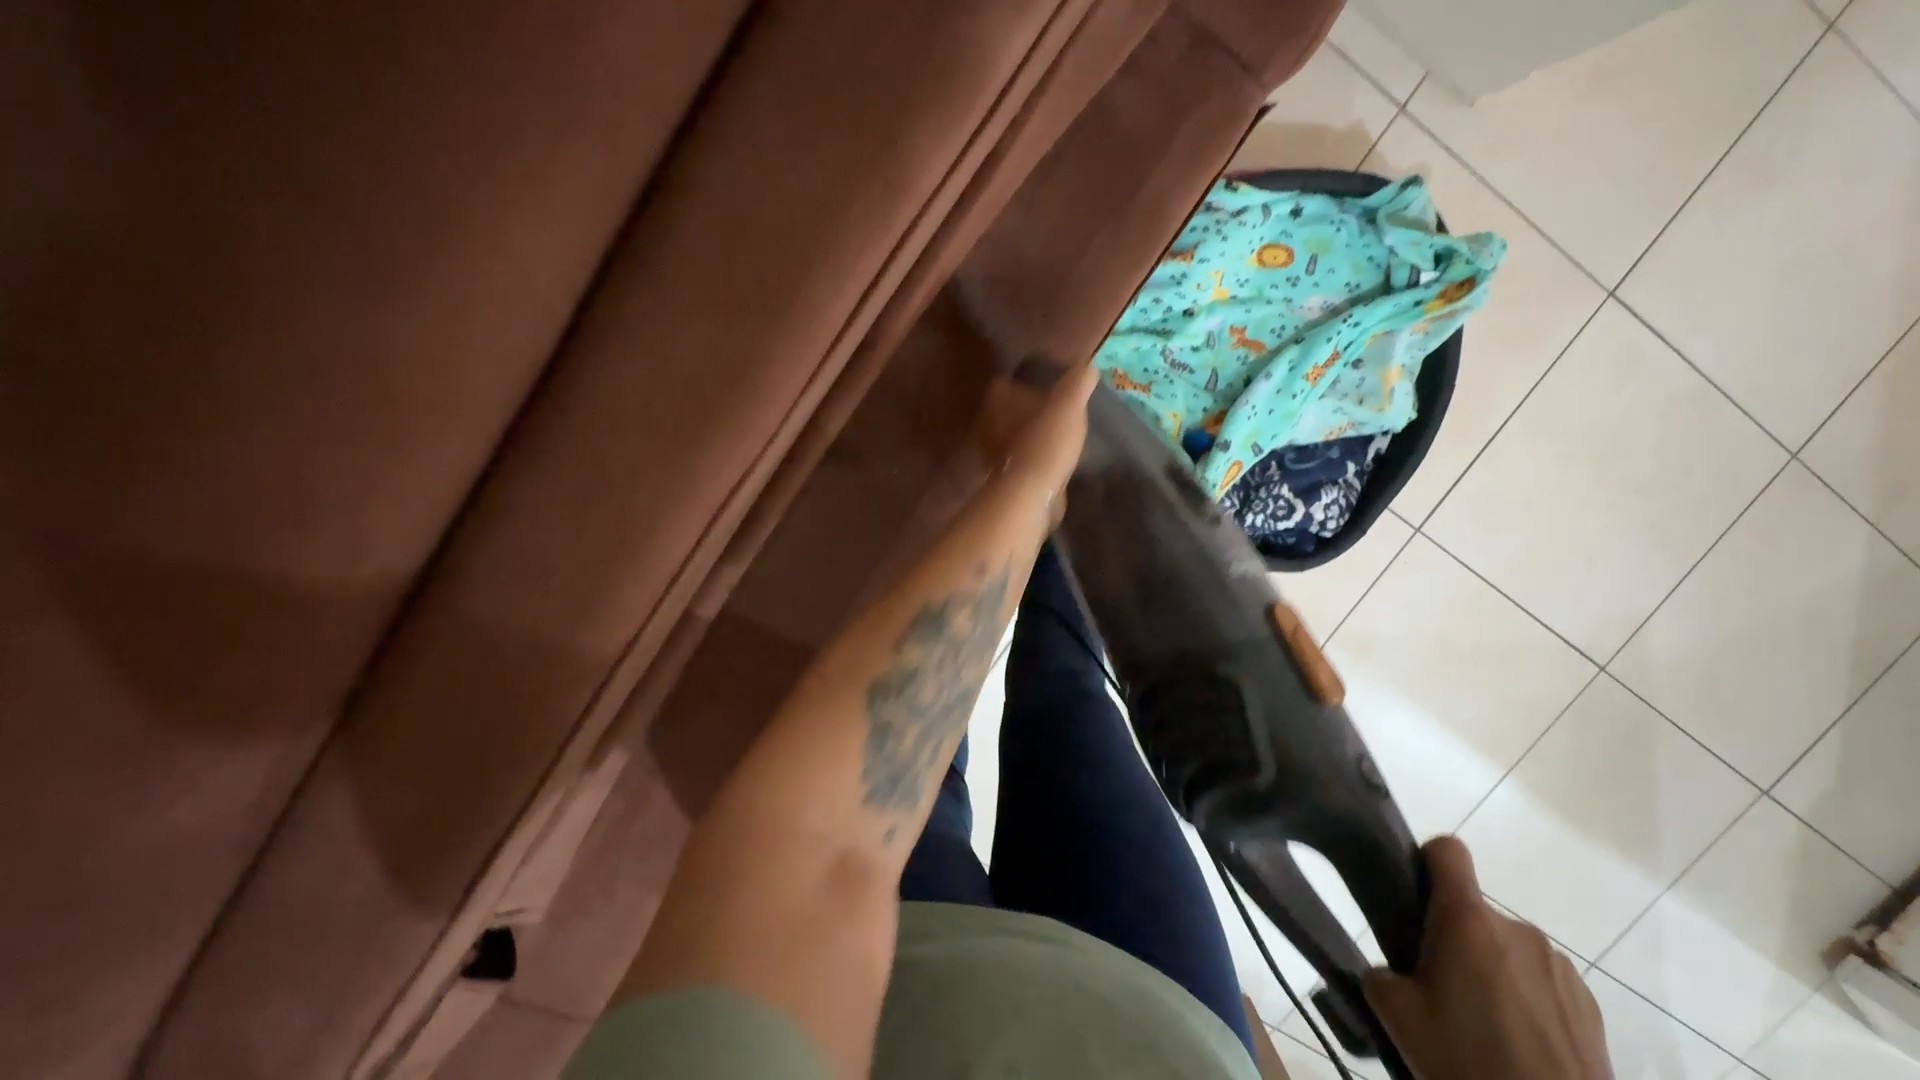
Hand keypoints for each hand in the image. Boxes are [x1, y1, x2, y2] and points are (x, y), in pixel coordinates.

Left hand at [978, 362, 1094, 519]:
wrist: (1030, 494)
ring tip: (1058, 434)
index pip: (1006, 381)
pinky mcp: (1005, 476)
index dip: (1023, 380)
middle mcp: (989, 422)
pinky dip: (1034, 457)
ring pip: (1013, 435)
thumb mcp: (1069, 405)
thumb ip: (1078, 383)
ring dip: (1031, 434)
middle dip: (1028, 409)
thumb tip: (1089, 363)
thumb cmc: (1046, 442)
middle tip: (1054, 408)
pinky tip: (1053, 459)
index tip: (1044, 382)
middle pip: (1008, 409)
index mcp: (999, 399)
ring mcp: (993, 451)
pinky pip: (1021, 458)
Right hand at [1364, 837, 1610, 1079]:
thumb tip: (1390, 974)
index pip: (1447, 850)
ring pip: (1507, 951)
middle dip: (1453, 944)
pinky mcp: (1588, 1004)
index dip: (1426, 863)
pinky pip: (1542, 984)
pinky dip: (1526, 1003)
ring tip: (1481, 1029)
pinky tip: (1518, 1046)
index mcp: (1468, 920)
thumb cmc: (1466, 1060)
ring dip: (1491, 974)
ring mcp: (1559, 966)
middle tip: (1438, 995)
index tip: (1413, 900)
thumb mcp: (1396, 1018)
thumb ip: (1381, 976)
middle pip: (1473, 915)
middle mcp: (1517, 929)